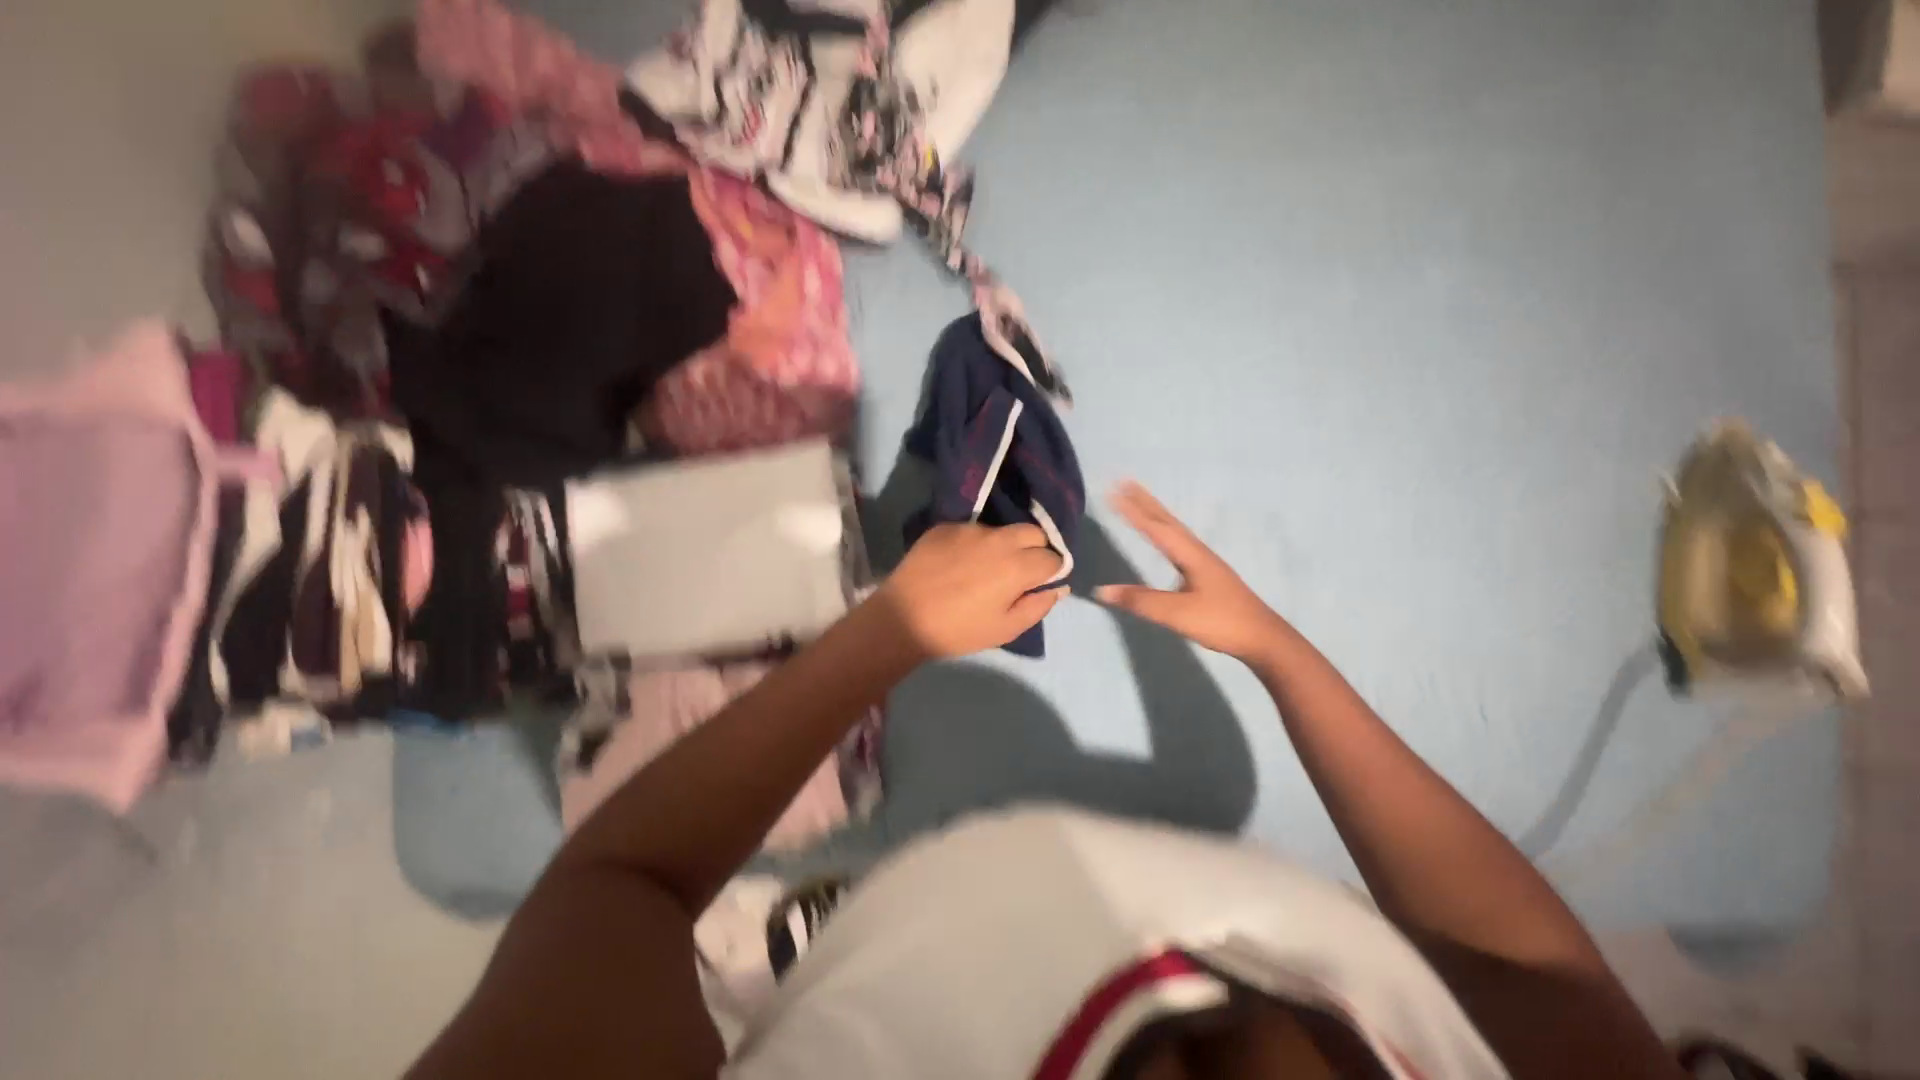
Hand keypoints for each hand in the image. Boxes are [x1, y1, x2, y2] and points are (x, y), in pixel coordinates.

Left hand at [869, 523, 1064, 659]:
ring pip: (1002, 530)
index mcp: (1018, 566)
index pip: (1053, 557)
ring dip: (1003, 546)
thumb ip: (1037, 606)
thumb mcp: (1005, 629)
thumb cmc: (958, 631)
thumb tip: (1057, 587)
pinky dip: (974, 544)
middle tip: (1018, 574)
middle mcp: (999, 539)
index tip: (1037, 586)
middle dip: (1034, 550)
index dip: (1050, 572)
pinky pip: (972, 530)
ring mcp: (970, 529)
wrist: (903, 618)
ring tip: (984, 569)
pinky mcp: (946, 526)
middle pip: (1034, 533)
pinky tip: (958, 564)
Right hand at [1096, 482, 1292, 662]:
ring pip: (1176, 531)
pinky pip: (1180, 544)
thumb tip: (1102, 590)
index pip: (1155, 528)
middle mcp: (1198, 552)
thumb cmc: (1221, 622)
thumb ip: (1141, 601)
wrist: (1263, 638)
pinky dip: (1166, 532)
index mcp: (1191, 556)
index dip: (1133, 510)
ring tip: (1140, 502)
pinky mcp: (1209, 575)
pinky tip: (1166, 541)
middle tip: (1125, 482)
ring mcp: (1206, 563)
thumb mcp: (1177, 614)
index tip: (1113, 491)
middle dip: (1145, 502)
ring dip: (1156, 514)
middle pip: (1168, 521)